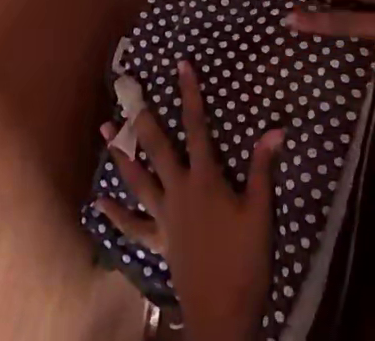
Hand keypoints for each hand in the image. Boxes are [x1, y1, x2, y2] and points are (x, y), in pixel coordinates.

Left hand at [96, 61, 284, 340]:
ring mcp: (164, 216)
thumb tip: (275, 130)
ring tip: (105, 131)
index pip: (198, 126)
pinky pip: (133, 225)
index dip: (190, 94)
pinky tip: (99, 203)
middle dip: (144, 118)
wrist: (222, 310)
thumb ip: (263, 169)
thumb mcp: (260, 212)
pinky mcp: (159, 240)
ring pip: (138, 178)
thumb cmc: (245, 258)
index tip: (181, 66)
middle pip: (158, 148)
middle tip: (127, 94)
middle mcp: (179, 190)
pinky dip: (116, 213)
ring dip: (121, 154)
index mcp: (205, 179)